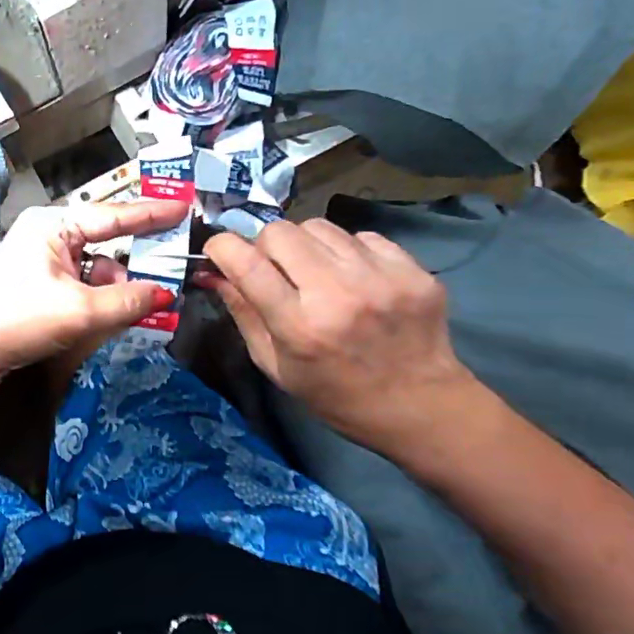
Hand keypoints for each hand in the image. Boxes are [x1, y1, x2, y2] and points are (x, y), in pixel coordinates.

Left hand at [0, 199, 190, 385]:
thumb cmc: (20, 319)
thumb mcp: (81, 311)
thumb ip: (129, 300)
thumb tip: (166, 295)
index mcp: (53, 225)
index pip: (112, 214)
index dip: (151, 213)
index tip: (184, 208)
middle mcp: (47, 233)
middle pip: (105, 240)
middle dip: (134, 259)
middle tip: (169, 266)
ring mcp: (40, 257)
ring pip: (95, 265)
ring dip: (115, 285)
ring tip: (135, 306)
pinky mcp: (38, 281)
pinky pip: (81, 280)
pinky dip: (99, 295)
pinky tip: (108, 313)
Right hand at [203, 219, 499, 458]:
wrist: (422, 407)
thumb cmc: (336, 394)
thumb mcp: (275, 364)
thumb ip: (243, 312)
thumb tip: (210, 272)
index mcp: (300, 326)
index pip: (246, 262)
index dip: (222, 247)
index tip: (218, 251)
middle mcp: (338, 294)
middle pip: (280, 232)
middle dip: (266, 246)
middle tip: (275, 269)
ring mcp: (380, 278)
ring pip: (318, 226)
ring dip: (306, 245)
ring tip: (317, 273)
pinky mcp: (412, 270)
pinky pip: (360, 236)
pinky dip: (347, 251)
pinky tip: (354, 278)